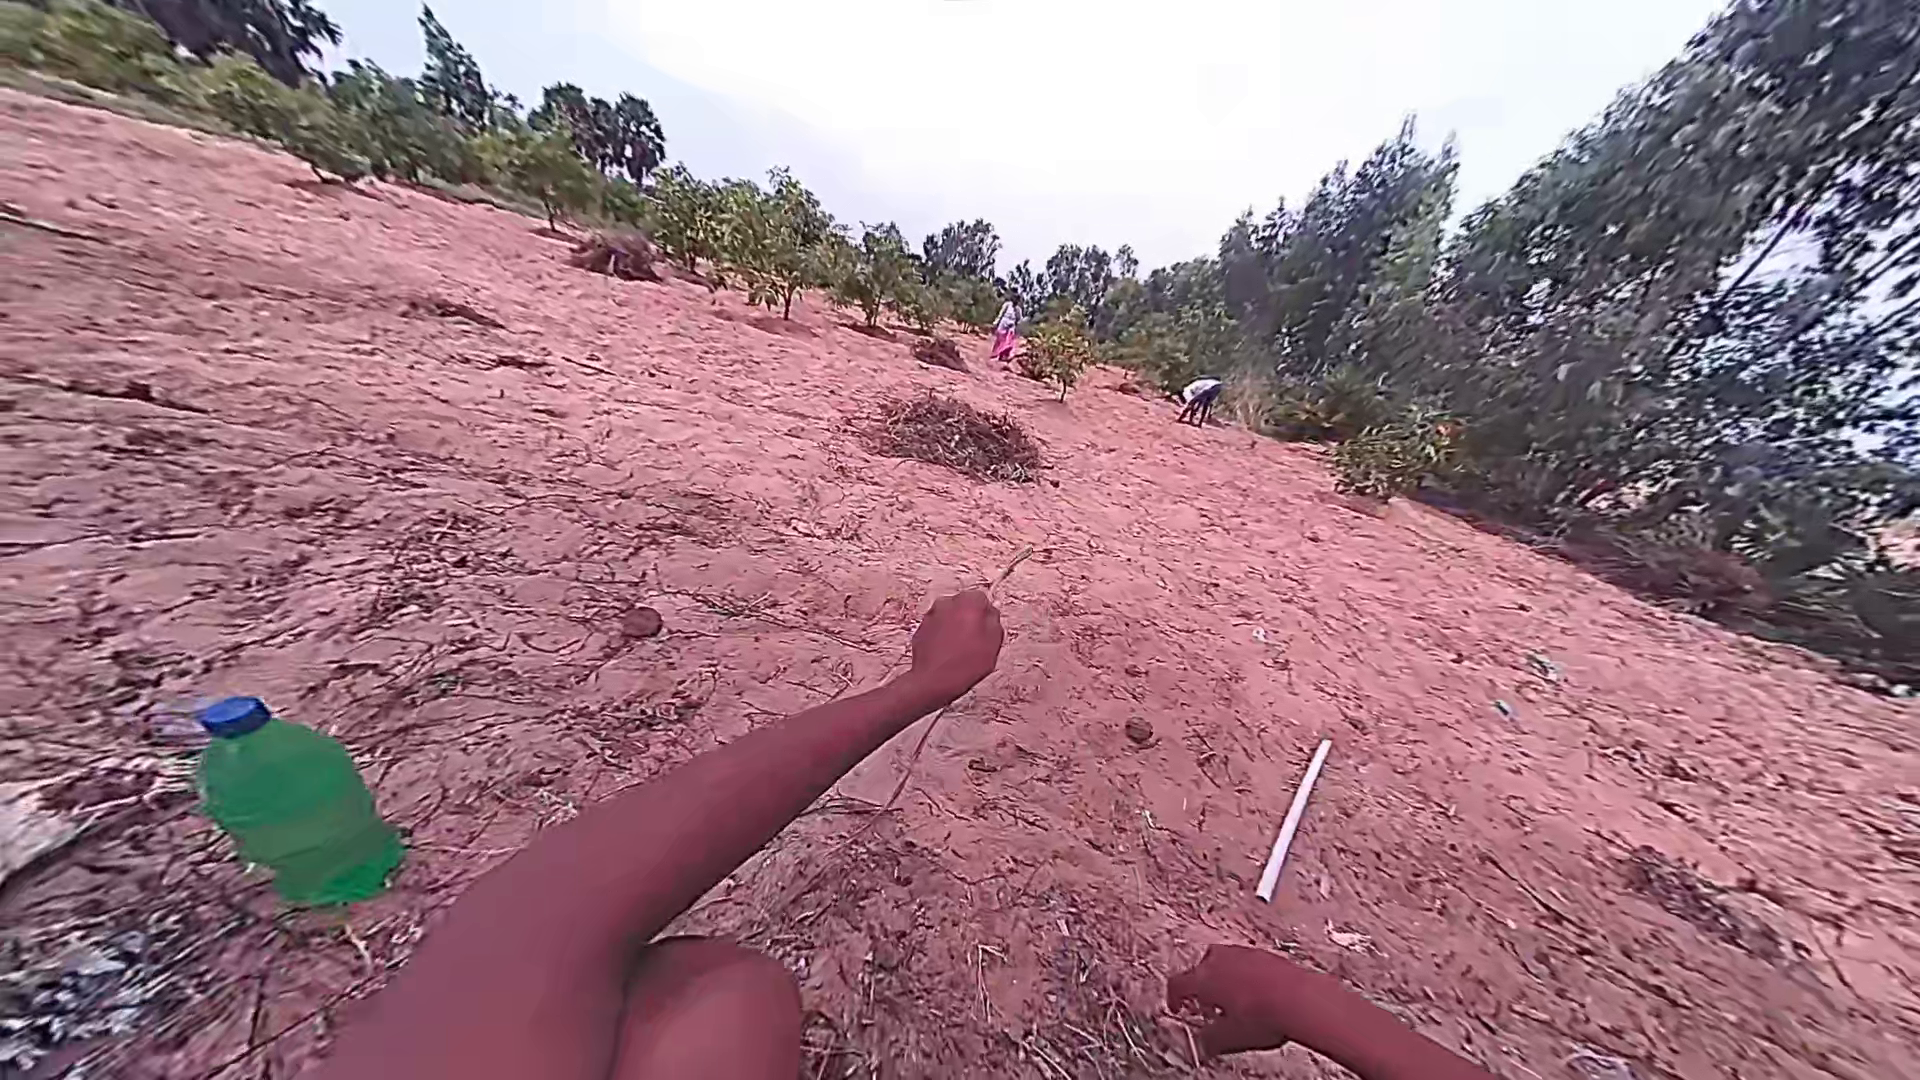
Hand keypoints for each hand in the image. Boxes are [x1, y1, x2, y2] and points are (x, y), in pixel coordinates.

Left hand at [905, 590, 1002, 704]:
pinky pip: (936, 627)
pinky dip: (942, 635)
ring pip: (949, 616)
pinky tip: (949, 652)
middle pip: (963, 605)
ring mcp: (931, 616)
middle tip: (977, 639)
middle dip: (970, 618)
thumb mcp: (994, 642)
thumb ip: (994, 621)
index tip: (988, 627)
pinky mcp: (921, 629)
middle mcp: (947, 604)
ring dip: (955, 626)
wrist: (934, 680)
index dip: (987, 614)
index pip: (982, 598)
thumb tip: (992, 612)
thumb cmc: (964, 664)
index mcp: (968, 602)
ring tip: (961, 649)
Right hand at [1167, 946, 1352, 1057]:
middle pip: (1199, 972)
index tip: (1177, 1006)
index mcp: (1202, 978)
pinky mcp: (1257, 952)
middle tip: (1212, 1010)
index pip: (1177, 984)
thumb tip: (1202, 1046)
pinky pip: (1241, 961)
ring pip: (1221, 964)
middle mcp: (1216, 959)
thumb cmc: (1264, 1014)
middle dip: (1203, 991)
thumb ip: (1211, 1041)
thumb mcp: (1233, 1038)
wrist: (1297, 997)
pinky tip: (1256, 994)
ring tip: (1237, 1003)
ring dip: (1223, 980)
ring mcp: (1237, 952)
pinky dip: (1242, 975)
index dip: (1174, 998)